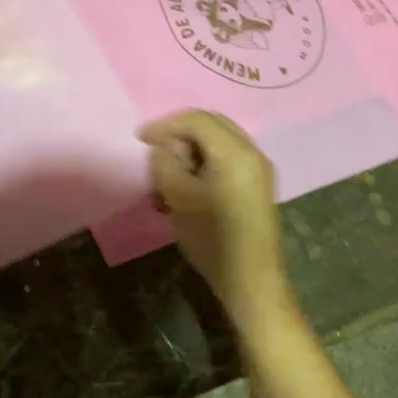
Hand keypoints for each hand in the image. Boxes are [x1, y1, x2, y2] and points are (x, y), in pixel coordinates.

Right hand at [139, 110, 288, 315]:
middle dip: (179, 133)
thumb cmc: (211, 236)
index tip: (140, 141)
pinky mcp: (256, 186)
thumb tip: (163, 149)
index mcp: (234, 152)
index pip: (195, 119)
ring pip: (218, 141)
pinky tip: (186, 185)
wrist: (249, 278)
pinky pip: (226, 159)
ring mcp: (258, 170)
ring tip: (168, 173)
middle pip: (210, 124)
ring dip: (190, 149)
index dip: (164, 125)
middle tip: (155, 152)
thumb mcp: (177, 195)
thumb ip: (165, 162)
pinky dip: (204, 161)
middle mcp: (252, 153)